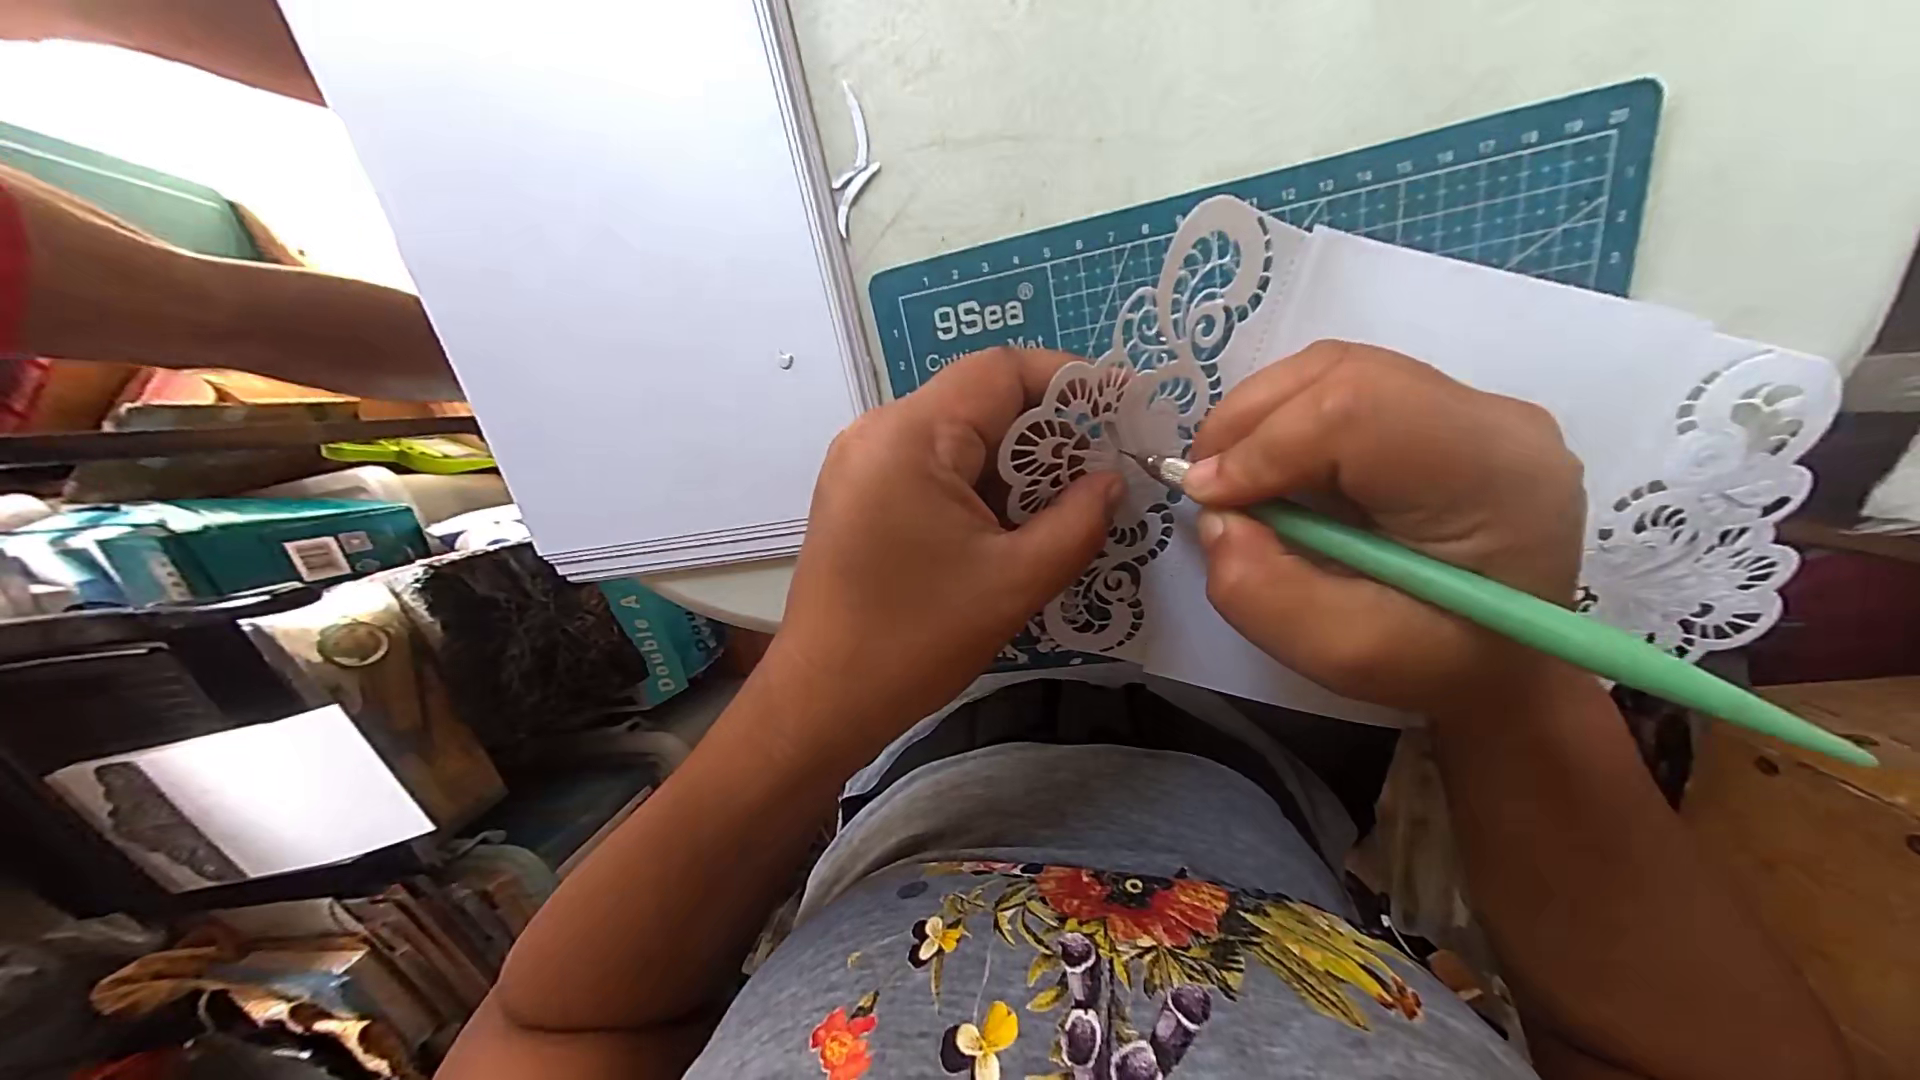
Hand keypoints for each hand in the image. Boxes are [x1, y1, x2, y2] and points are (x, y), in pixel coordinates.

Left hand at [764, 347, 1121, 756]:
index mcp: (911, 435)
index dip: (1067, 379)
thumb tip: (1110, 481)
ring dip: (1011, 463)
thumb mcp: (1016, 580)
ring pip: (955, 435)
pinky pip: (929, 465)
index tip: (1117, 408)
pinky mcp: (856, 494)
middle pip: (977, 400)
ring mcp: (860, 462)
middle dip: (1044, 431)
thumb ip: (1079, 520)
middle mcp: (877, 431)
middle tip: (1094, 473)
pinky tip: (1005, 524)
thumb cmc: (917, 641)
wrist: (823, 700)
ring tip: (1057, 505)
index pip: (1001, 370)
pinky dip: (975, 484)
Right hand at [1183, 341, 1585, 712]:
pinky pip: (1334, 385)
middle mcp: (1490, 420)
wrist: (1503, 659)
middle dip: (1246, 424)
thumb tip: (1216, 518)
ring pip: (1329, 369)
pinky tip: (1266, 468)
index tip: (1208, 500)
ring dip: (1255, 419)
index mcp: (1490, 478)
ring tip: (1230, 479)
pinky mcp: (1432, 409)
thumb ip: (1262, 591)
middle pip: (1338, 373)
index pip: (1356, 410)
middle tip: (1206, 487)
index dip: (1263, 446)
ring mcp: (1465, 405)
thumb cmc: (1435, 667)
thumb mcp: (1342, 655)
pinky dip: (1276, 420)